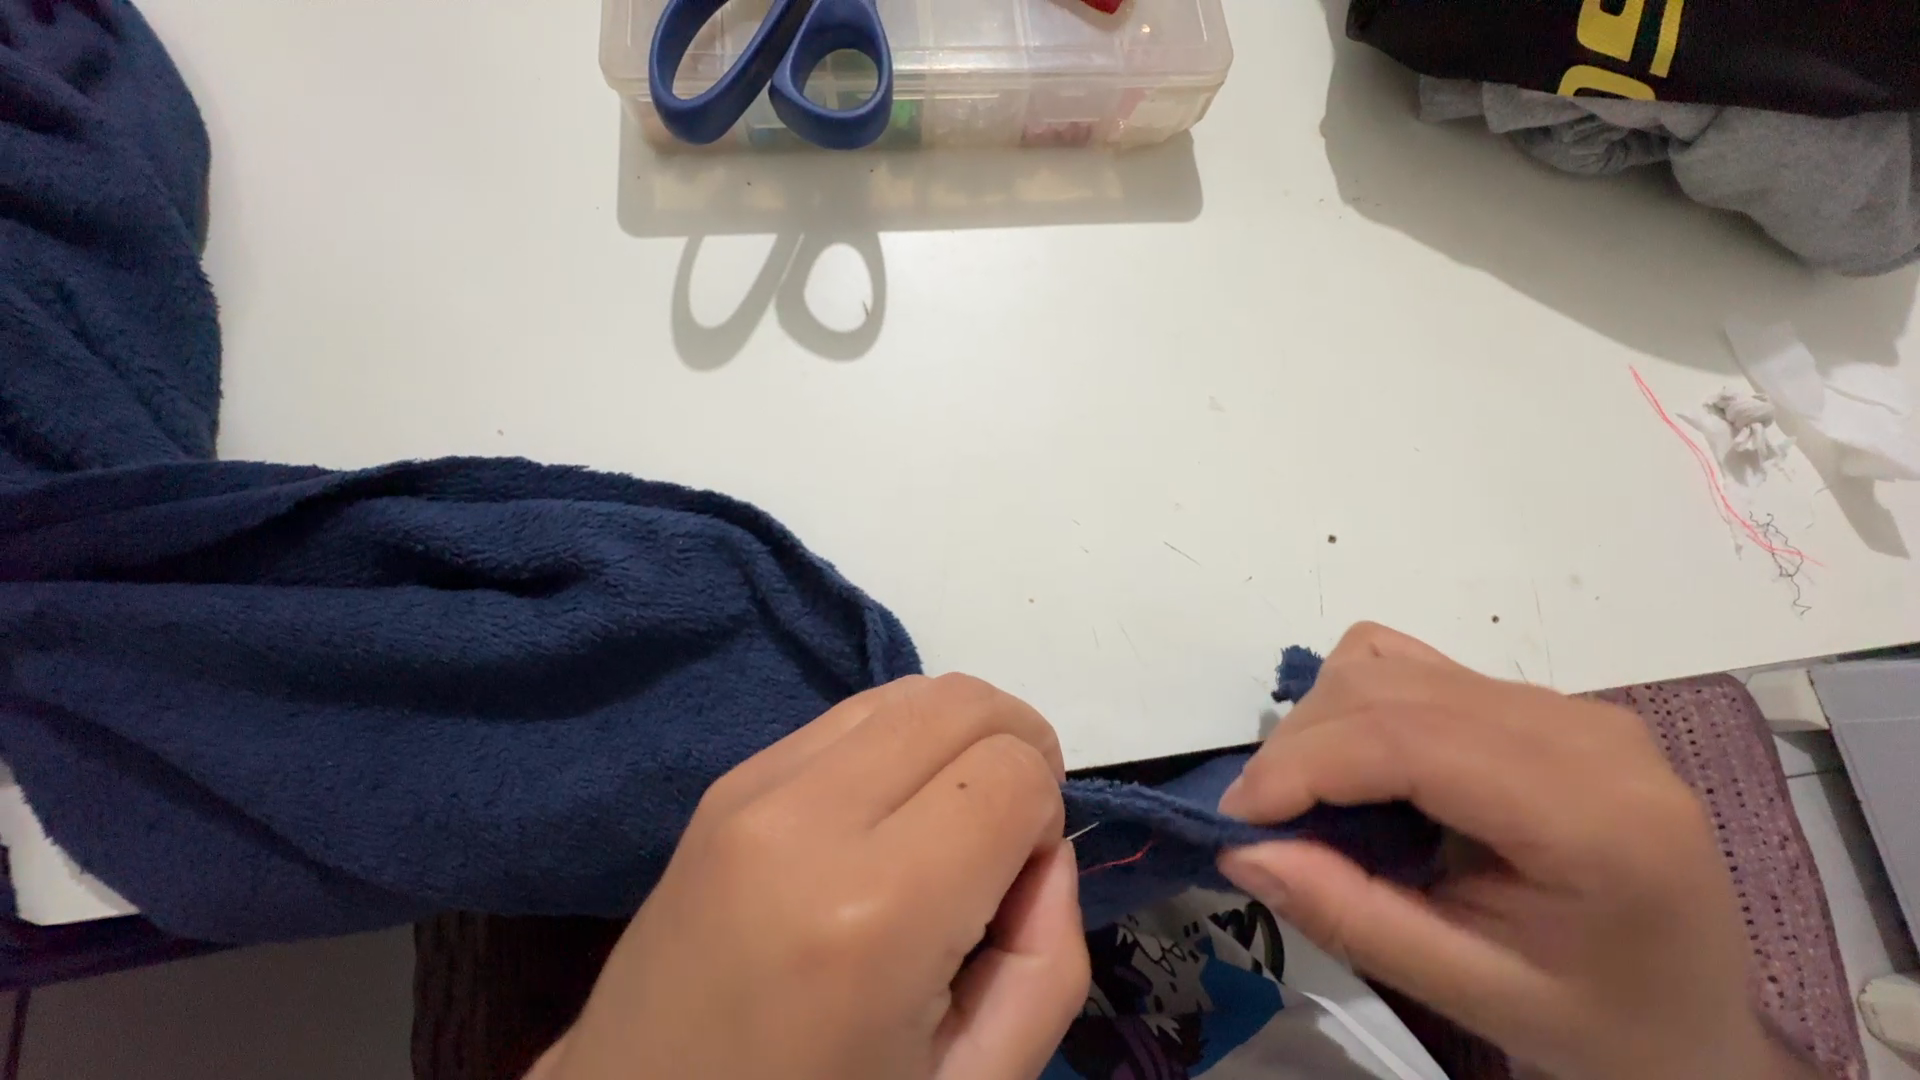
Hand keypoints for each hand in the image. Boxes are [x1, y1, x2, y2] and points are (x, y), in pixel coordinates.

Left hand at [530, 674, 1089, 1079]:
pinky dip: (900, 743)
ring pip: (909, 692)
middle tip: (1004, 837)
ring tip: (946, 822)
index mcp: (874, 911)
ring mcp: (753, 786)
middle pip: (964, 702)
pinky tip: (886, 815)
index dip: (1046, 819)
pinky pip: (850, 716)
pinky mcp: (728, 779)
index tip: (1018, 884)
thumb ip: (1047, 961)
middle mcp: (807, 818)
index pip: (1015, 772)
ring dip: (957, 740)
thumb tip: (1042, 848)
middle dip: (1017, 748)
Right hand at [1217, 623, 1819, 1079]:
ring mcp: (1561, 704)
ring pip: (1387, 664)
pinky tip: (1364, 764)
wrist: (1691, 1015)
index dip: (1303, 765)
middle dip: (1299, 747)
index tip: (1237, 816)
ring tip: (1314, 796)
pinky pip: (1409, 664)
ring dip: (1320, 722)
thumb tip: (1239, 849)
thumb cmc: (1594, 1020)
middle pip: (1386, 689)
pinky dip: (1355, 702)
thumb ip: (1350, 917)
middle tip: (1266, 821)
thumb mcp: (1470, 993)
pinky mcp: (1534, 698)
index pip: (1410, 742)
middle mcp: (1581, 731)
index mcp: (1594, 815)